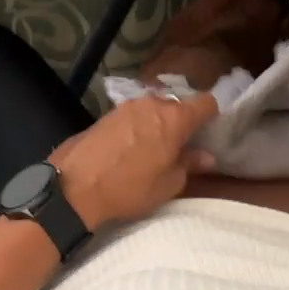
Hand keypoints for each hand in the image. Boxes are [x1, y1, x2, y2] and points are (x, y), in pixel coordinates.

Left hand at [50, 93, 218, 229]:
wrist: (77, 185)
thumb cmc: (131, 187)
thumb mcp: (168, 184)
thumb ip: (190, 164)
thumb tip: (206, 155)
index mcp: (174, 117)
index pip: (206, 102)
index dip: (212, 115)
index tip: (210, 131)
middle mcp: (152, 103)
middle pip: (178, 105)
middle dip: (183, 121)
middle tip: (182, 145)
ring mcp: (128, 105)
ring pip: (154, 108)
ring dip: (159, 123)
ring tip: (156, 147)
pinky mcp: (108, 113)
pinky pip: (135, 114)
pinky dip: (140, 125)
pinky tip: (133, 146)